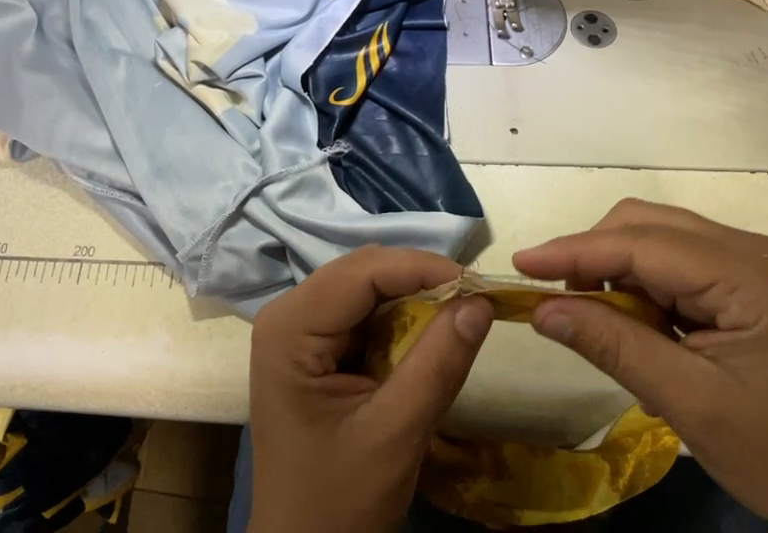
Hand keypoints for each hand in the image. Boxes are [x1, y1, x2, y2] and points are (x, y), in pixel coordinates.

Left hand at [248, 246, 493, 532]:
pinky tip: (432, 330)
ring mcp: (298, 330)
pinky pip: (363, 313)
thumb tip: (481, 303)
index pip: (361, 272)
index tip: (479, 285)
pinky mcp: (314, 348)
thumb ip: (437, 365)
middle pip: (361, 272)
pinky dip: (401, 316)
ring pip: (365, 288)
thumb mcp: (394, 435)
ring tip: (463, 310)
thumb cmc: (338, 499)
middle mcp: (287, 314)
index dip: (421, 268)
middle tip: (477, 298)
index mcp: (289, 328)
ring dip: (414, 295)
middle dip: (420, 278)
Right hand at [515, 200, 767, 532]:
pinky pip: (675, 261)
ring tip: (603, 322)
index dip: (575, 252)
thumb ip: (613, 346)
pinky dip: (642, 284)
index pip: (641, 244)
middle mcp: (752, 251)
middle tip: (560, 303)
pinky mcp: (748, 282)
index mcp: (748, 274)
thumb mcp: (689, 403)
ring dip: (617, 270)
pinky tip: (641, 325)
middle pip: (646, 225)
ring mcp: (753, 264)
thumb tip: (541, 310)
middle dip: (594, 256)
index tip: (520, 265)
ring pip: (656, 237)